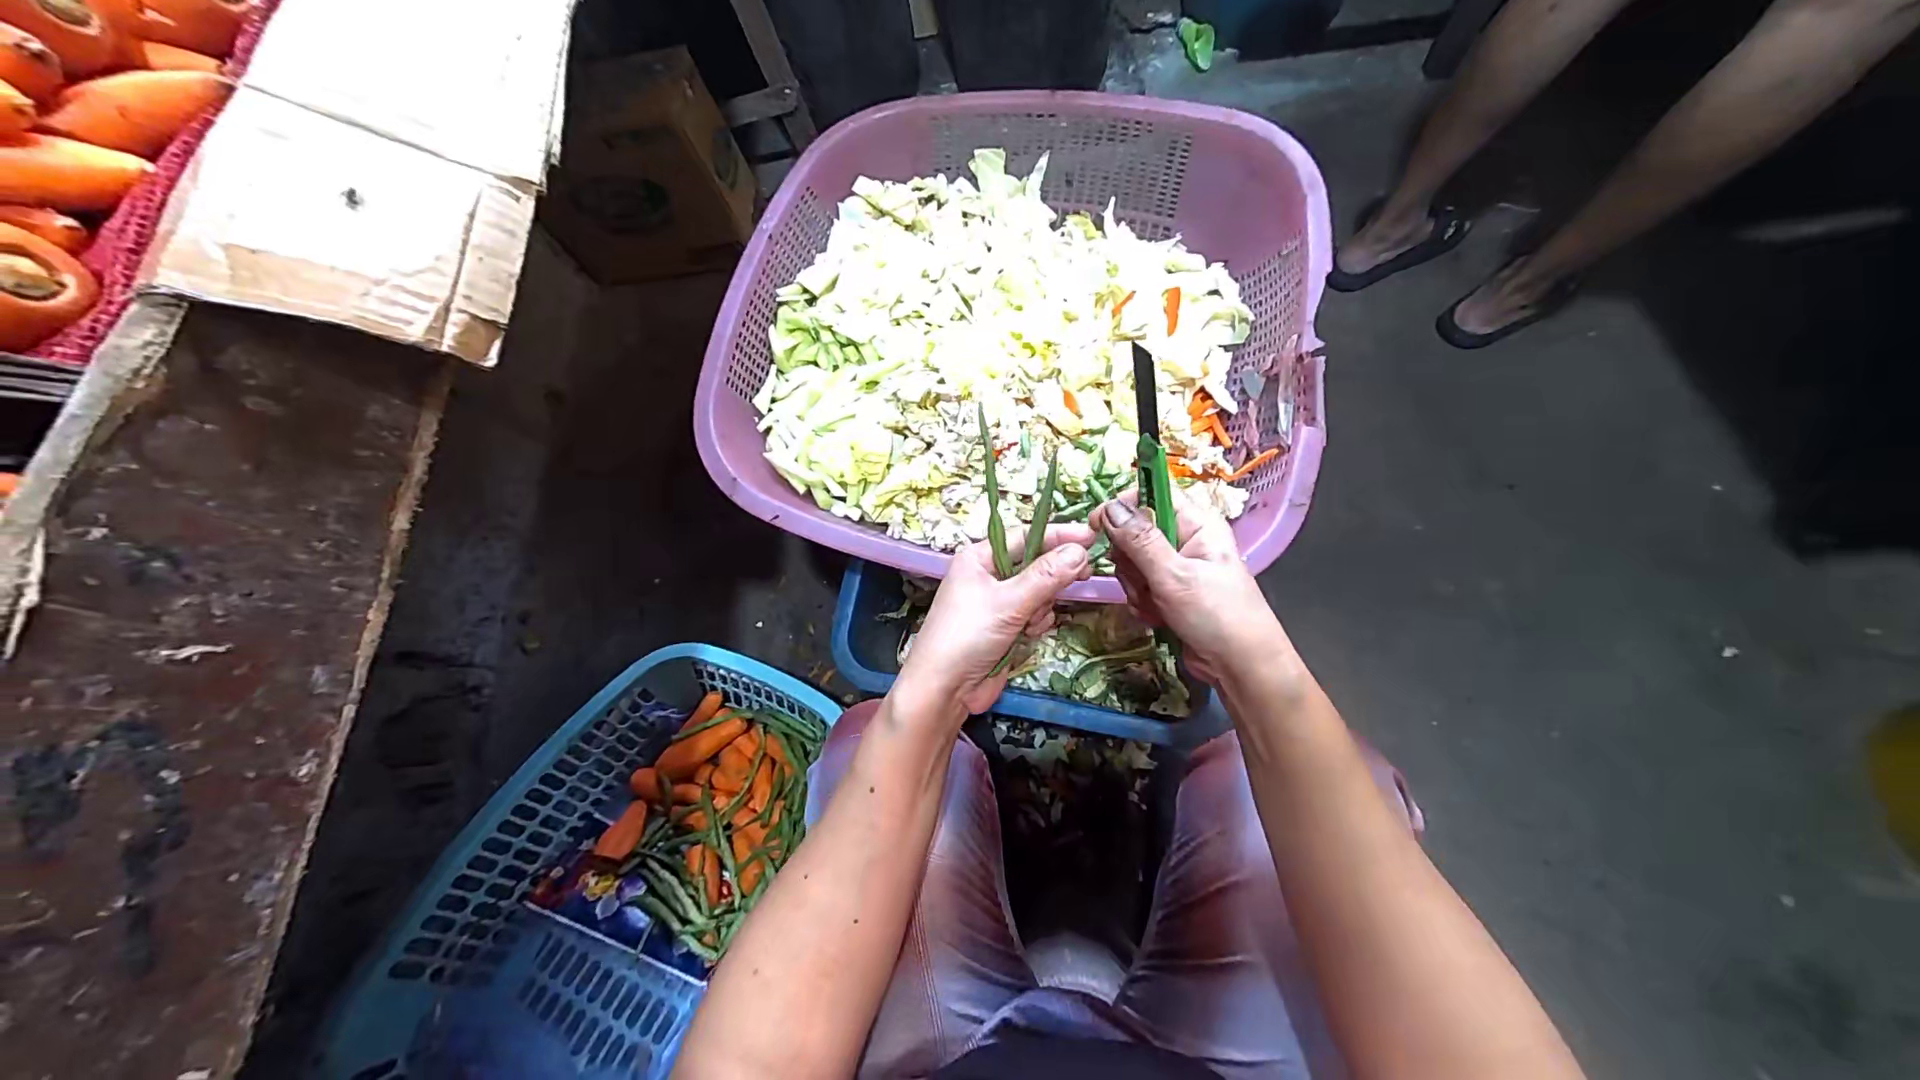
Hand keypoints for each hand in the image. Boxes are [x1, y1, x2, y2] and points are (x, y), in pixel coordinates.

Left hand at [890, 524, 1095, 724]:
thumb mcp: (1009, 602)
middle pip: (1036, 564)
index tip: (1091, 536)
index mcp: (980, 557)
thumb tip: (1080, 550)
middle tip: (1083, 577)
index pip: (1026, 536)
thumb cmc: (967, 636)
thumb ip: (1046, 576)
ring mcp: (998, 602)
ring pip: (1040, 591)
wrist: (945, 690)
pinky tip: (1028, 635)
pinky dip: (1037, 623)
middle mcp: (988, 575)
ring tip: (1031, 621)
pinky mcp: (1007, 626)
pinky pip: (1035, 614)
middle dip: (1053, 576)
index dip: (1059, 535)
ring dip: (1043, 605)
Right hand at [1091, 490, 1283, 684]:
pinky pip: (1138, 586)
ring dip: (1135, 586)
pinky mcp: (1168, 592)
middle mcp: (1185, 540)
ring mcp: (1175, 567)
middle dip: (1129, 560)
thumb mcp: (1175, 575)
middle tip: (1143, 580)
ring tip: (1156, 605)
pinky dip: (1141, 602)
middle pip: (1134, 532)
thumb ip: (1140, 541)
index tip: (1098, 525)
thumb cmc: (1217, 616)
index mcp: (1196, 523)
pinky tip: (1156, 618)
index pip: (1152, 494)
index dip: (1122, 506)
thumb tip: (1109, 507)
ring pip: (1132, 563)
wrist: (1241, 668)